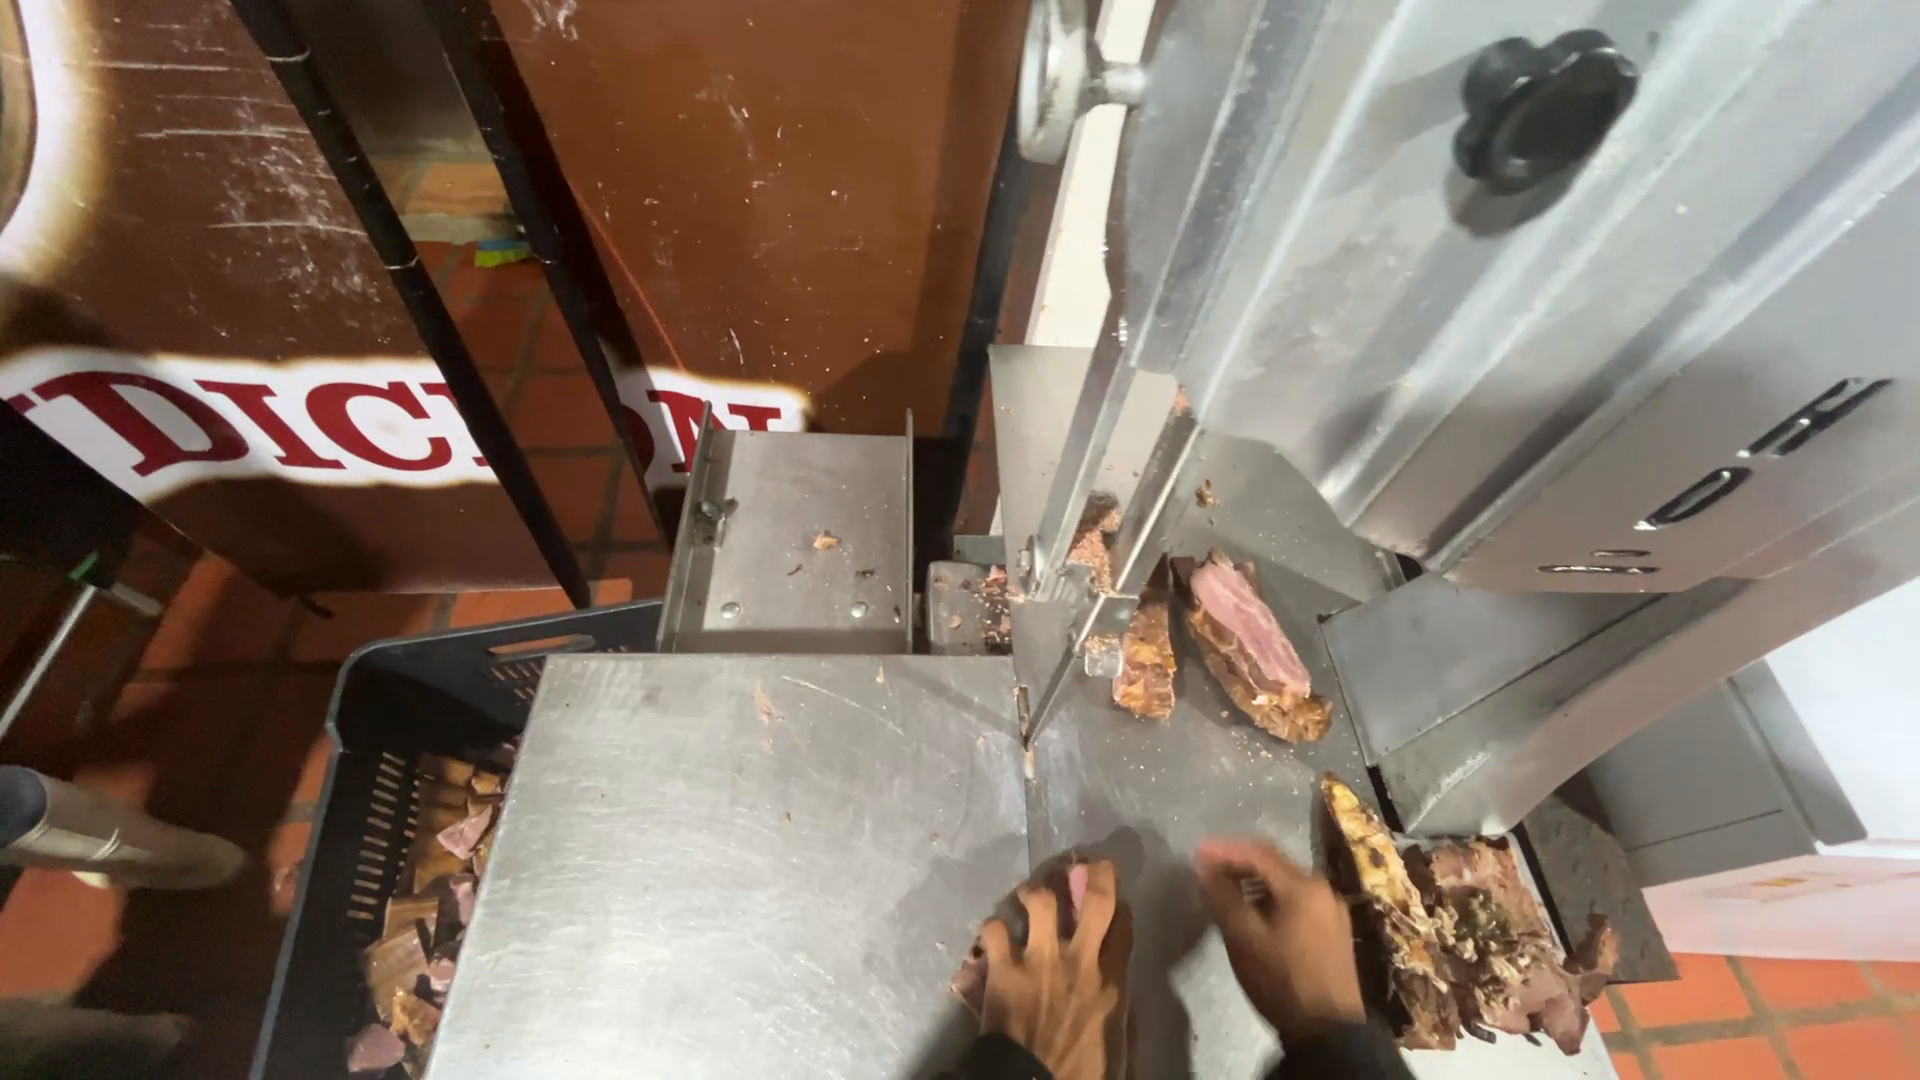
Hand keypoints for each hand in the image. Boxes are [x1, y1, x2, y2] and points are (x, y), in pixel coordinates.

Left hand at [979, 861, 1132, 1079]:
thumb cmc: (1078, 1075)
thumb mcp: (1115, 1049)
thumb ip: (1118, 1011)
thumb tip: (1118, 991)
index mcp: (1109, 983)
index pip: (1123, 927)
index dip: (1121, 906)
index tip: (1116, 899)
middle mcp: (1077, 960)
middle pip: (1095, 899)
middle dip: (1096, 874)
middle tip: (1087, 864)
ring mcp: (1039, 959)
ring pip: (1041, 900)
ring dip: (1035, 893)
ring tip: (1031, 895)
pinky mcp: (1004, 967)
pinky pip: (995, 928)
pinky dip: (993, 927)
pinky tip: (995, 933)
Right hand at [1194, 837, 1363, 1045]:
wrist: (1330, 1035)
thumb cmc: (1282, 981)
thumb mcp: (1244, 938)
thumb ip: (1221, 896)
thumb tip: (1202, 866)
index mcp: (1303, 886)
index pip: (1257, 852)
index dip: (1223, 849)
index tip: (1196, 853)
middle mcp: (1322, 888)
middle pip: (1272, 862)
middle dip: (1237, 862)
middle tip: (1208, 869)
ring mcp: (1332, 909)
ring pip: (1284, 880)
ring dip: (1253, 879)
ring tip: (1225, 890)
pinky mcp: (1333, 929)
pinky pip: (1295, 897)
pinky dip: (1270, 895)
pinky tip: (1252, 910)